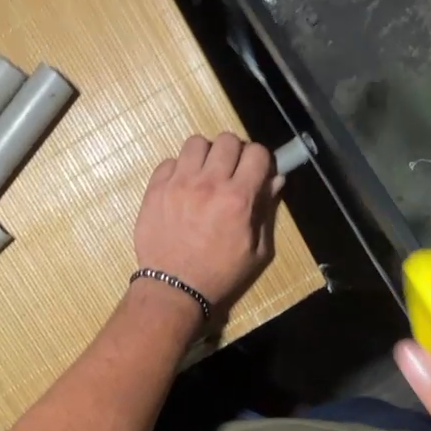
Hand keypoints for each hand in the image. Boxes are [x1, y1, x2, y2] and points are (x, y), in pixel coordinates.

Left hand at [134, 134, 280, 311]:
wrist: (174, 290)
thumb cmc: (220, 275)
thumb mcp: (257, 251)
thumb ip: (266, 211)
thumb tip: (275, 180)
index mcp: (238, 199)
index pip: (258, 153)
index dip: (260, 161)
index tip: (256, 173)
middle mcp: (209, 183)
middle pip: (227, 140)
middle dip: (234, 153)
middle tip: (230, 173)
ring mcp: (178, 183)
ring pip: (196, 143)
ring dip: (205, 155)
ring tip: (204, 175)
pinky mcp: (155, 189)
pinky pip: (169, 161)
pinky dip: (179, 170)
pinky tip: (182, 188)